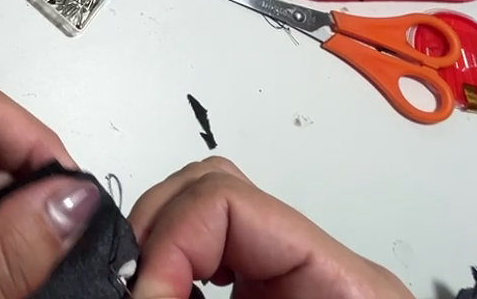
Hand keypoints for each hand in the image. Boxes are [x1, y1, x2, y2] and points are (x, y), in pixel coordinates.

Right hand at [128, 158, 410, 298]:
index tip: (142, 291)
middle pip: (211, 188)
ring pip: (205, 215)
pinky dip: (175, 267)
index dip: (170, 236)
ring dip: (159, 245)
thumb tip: (137, 290)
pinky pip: (214, 257)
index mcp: (346, 282)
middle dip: (155, 230)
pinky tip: (167, 295)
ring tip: (142, 289)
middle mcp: (320, 267)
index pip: (228, 198)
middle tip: (130, 285)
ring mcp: (296, 282)